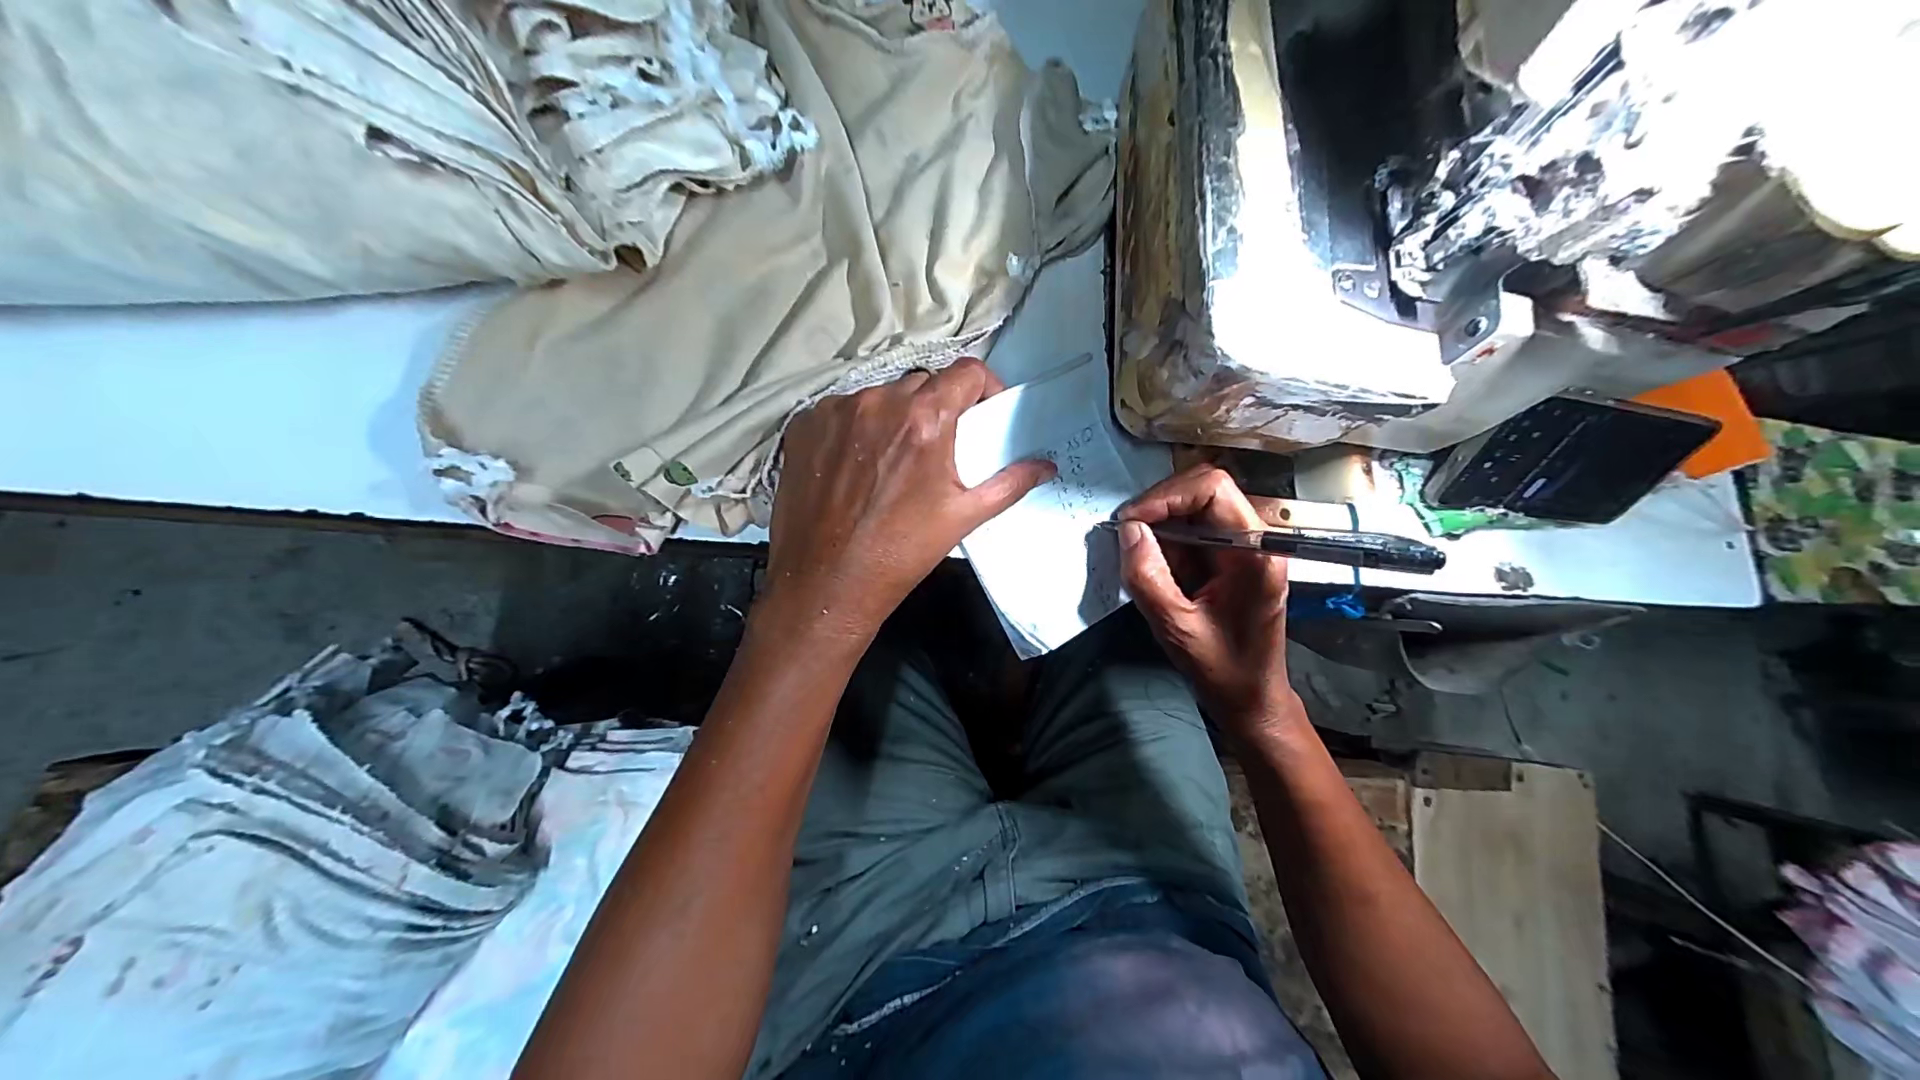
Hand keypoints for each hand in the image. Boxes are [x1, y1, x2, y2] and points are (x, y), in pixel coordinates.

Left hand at [763, 358, 1055, 641]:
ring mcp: (837, 411)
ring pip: (881, 395)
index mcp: (924, 420)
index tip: (982, 413)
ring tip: (894, 458)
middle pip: (923, 384)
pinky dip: (856, 427)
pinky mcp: (805, 425)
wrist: (826, 583)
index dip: (983, 387)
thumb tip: (1046, 465)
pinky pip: (843, 410)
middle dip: (938, 406)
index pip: (966, 371)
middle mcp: (878, 403)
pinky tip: (857, 463)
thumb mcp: (963, 517)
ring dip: (895, 416)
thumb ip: (1009, 484)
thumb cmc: (900, 552)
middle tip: (939, 446)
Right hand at [1117, 464, 1308, 745]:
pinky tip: (1155, 564)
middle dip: (1160, 505)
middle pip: (1205, 489)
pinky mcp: (1231, 556)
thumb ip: (1148, 576)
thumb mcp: (1175, 627)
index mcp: (1255, 553)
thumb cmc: (1223, 669)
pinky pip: (1194, 529)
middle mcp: (1256, 540)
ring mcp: (1245, 547)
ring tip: (1140, 553)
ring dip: (1161, 523)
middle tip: (1128, 532)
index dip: (1166, 496)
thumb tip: (1129, 530)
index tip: (1132, 521)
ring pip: (1196, 506)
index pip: (1212, 489)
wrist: (1252, 697)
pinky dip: (1167, 538)